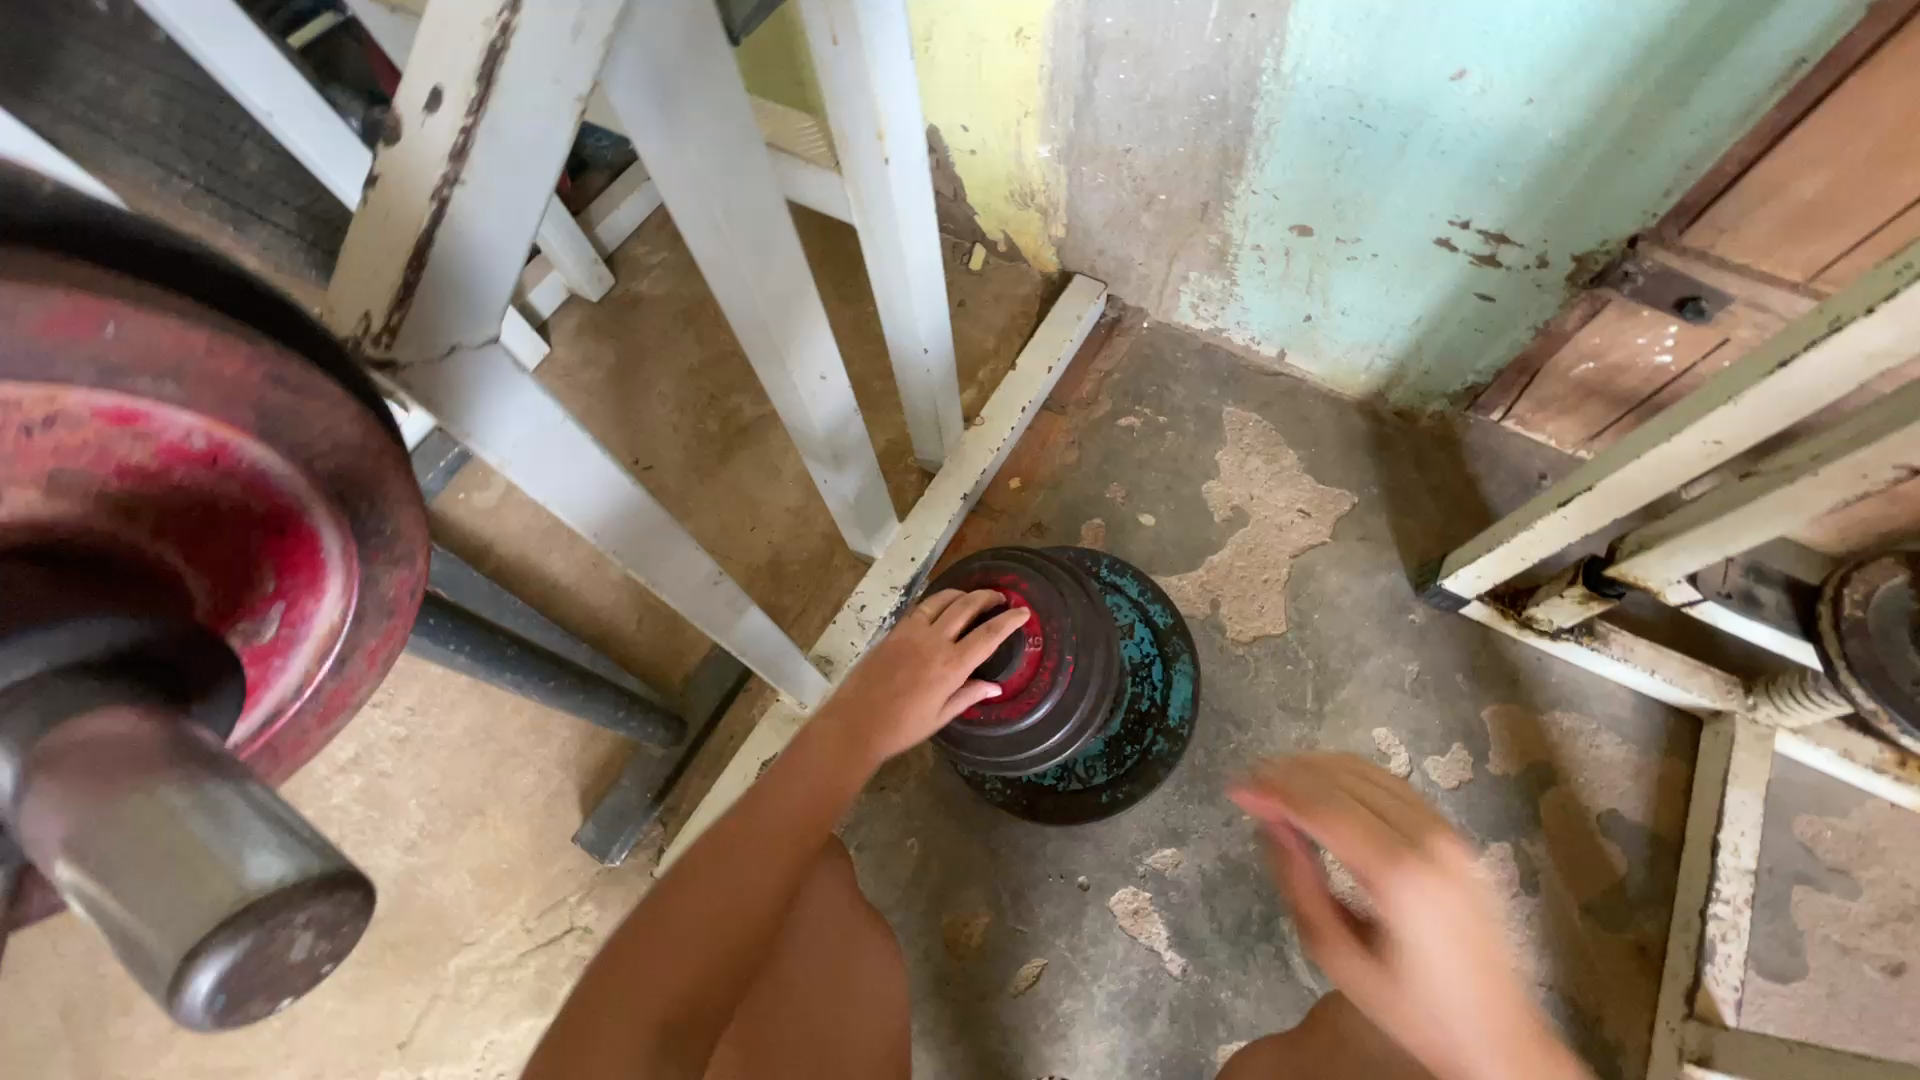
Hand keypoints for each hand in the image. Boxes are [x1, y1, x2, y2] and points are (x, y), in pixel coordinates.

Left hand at [814, 588, 1030, 765]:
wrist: (855, 723)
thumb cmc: (901, 728)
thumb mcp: (940, 716)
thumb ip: (968, 695)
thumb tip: (994, 687)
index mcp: (951, 666)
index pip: (988, 635)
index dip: (1009, 621)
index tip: (1023, 612)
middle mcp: (934, 642)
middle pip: (967, 607)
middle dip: (987, 598)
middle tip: (1000, 597)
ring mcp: (911, 633)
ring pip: (942, 600)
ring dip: (962, 594)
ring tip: (973, 597)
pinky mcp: (894, 632)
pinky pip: (921, 608)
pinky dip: (937, 602)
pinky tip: (941, 607)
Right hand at [1229, 755, 1589, 1079]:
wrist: (1499, 1036)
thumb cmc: (1410, 1009)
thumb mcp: (1336, 957)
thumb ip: (1299, 882)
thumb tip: (1270, 823)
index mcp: (1399, 874)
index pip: (1322, 805)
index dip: (1273, 789)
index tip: (1235, 789)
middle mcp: (1427, 840)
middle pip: (1342, 778)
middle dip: (1287, 772)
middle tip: (1248, 783)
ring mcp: (1447, 833)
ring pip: (1367, 772)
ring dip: (1314, 769)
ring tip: (1274, 780)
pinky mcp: (1455, 835)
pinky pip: (1390, 784)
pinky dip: (1346, 776)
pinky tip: (1320, 788)